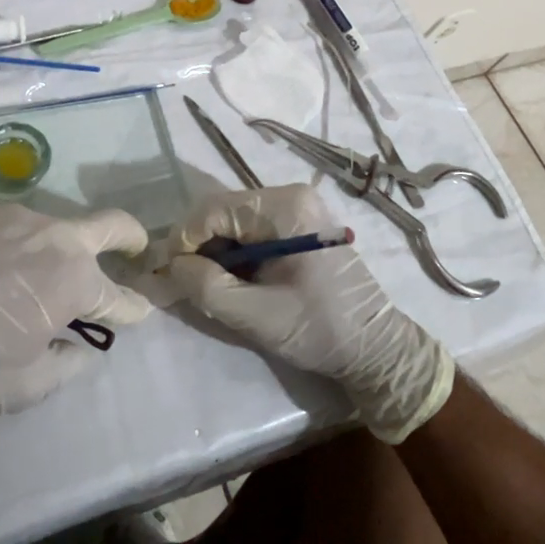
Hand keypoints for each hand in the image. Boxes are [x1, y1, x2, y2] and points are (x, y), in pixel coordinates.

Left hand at [0, 200, 151, 416]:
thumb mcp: (27, 386)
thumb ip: (68, 363)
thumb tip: (81, 346)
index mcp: (74, 280)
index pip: (118, 295)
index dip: (131, 308)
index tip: (136, 313)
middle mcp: (52, 235)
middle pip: (109, 223)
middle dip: (128, 236)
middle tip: (132, 247)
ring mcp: (10, 214)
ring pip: (48, 225)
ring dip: (51, 248)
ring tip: (24, 276)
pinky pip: (3, 224)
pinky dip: (6, 243)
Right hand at [166, 184, 454, 442]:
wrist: (375, 349)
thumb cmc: (319, 329)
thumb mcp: (255, 315)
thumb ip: (207, 288)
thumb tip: (171, 268)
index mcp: (286, 207)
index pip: (214, 210)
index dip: (185, 240)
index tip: (169, 274)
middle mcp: (291, 195)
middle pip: (223, 210)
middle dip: (198, 245)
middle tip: (184, 282)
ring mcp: (297, 208)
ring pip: (234, 220)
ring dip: (214, 250)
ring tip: (206, 285)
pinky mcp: (299, 225)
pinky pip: (252, 229)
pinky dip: (234, 252)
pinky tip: (232, 279)